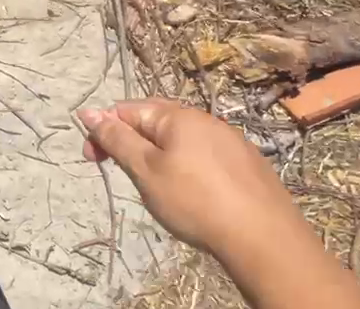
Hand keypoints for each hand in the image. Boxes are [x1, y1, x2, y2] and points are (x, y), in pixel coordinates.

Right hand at [77, 99, 305, 256]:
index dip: (103, 132)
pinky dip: (190, 168)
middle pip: (155, 122)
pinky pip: (207, 157)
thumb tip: (88, 112)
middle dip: (132, 142)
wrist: (272, 248)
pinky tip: (195, 194)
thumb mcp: (145, 170)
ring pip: (182, 141)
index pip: (125, 111)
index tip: (95, 160)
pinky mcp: (253, 170)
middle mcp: (208, 121)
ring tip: (159, 186)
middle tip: (124, 171)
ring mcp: (235, 145)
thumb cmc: (197, 202)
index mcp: (179, 116)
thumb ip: (115, 138)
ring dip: (160, 156)